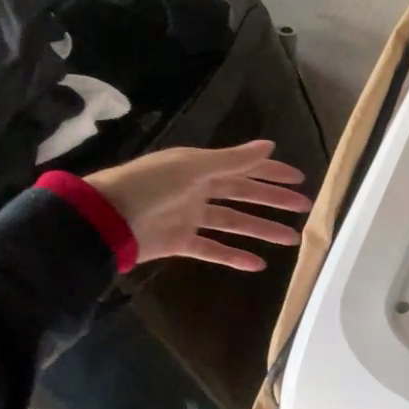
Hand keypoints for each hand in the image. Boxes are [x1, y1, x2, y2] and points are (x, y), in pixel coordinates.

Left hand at [85, 141, 312, 269]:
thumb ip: (234, 160)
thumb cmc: (149, 185)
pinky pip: (213, 249)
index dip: (272, 172)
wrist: (104, 217)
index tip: (299, 179)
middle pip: (244, 194)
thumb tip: (270, 144)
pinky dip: (234, 256)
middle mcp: (198, 188)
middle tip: (304, 208)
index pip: (245, 167)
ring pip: (235, 222)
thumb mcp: (193, 167)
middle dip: (274, 200)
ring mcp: (190, 216)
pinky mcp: (180, 242)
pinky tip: (258, 264)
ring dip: (262, 229)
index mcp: (200, 166)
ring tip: (291, 239)